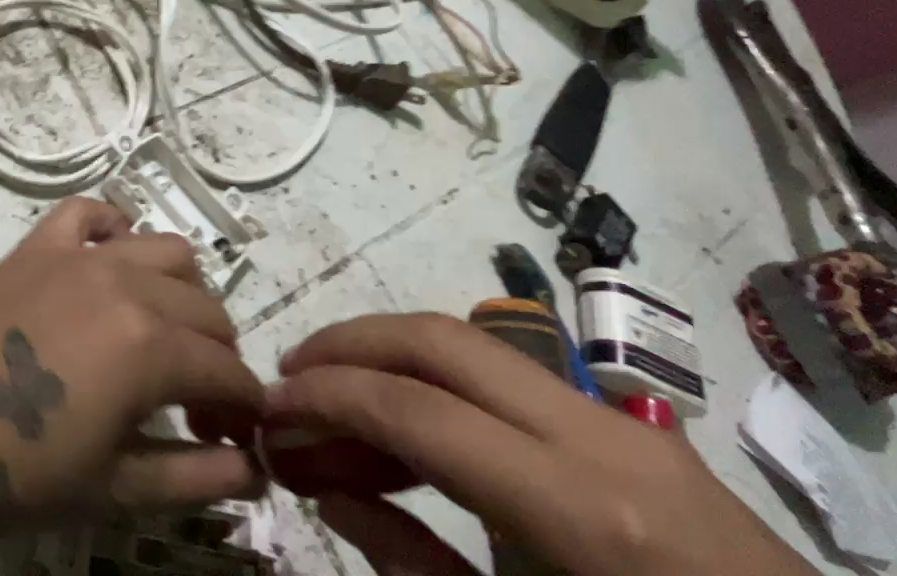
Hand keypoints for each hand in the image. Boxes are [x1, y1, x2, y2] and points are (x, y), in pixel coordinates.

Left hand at [0, 197, 265, 539]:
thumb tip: (255, 469)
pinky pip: (89, 213)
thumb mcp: (114, 489)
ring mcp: (77, 255)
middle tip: (196, 405)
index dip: (243, 409)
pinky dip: (113, 231)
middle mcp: (124, 283)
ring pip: (165, 250)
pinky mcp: (34, 246)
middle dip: (219, 356)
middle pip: (208, 308)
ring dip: (182, 292)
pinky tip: (110, 265)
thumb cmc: (12, 475)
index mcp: (150, 344)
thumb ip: (195, 476)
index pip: (229, 371)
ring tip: (161, 336)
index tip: (237, 437)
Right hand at [261, 313, 814, 575]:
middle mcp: (598, 439)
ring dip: (388, 362)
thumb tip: (329, 490)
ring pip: (474, 348)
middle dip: (348, 345)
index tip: (265, 407)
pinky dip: (437, 393)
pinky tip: (400, 440)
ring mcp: (622, 427)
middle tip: (287, 378)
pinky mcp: (632, 434)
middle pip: (441, 342)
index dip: (325, 398)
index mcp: (579, 510)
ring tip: (327, 410)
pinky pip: (508, 387)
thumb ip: (413, 565)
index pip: (415, 409)